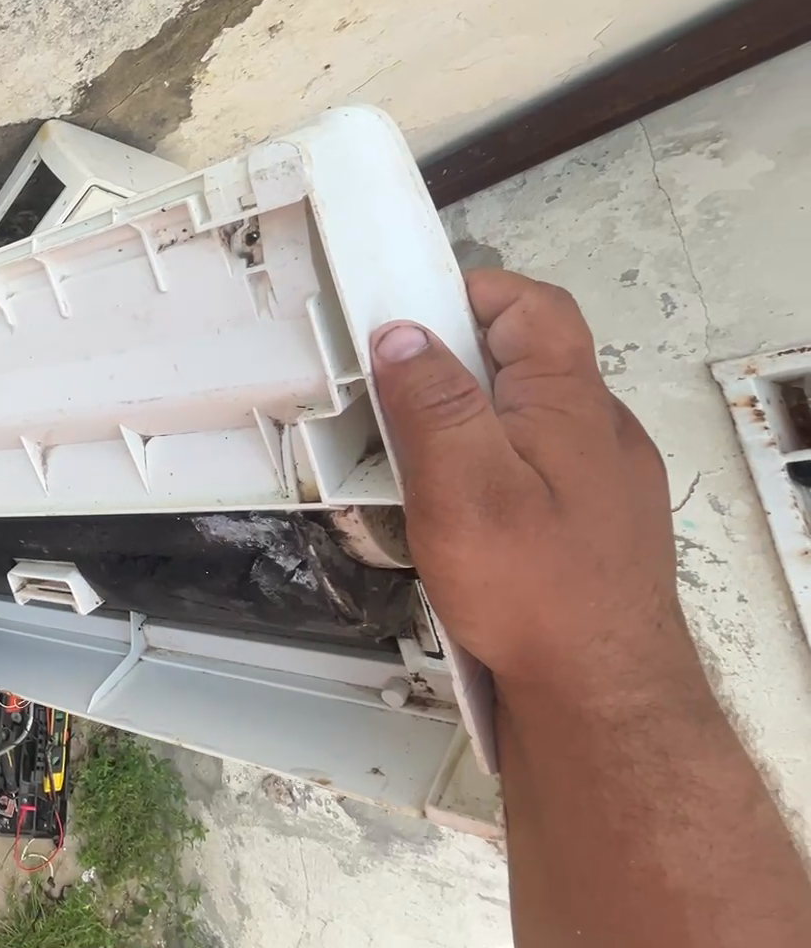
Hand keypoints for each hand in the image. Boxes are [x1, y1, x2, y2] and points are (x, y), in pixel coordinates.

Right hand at [368, 269, 690, 700]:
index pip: (532, 308)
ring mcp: (594, 471)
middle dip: (446, 359)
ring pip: (517, 409)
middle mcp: (592, 427)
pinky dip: (477, 452)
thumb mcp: (461, 485)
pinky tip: (447, 496)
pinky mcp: (583, 510)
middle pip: (520, 357)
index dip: (468, 292)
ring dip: (457, 411)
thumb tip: (401, 334)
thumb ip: (432, 404)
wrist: (594, 687)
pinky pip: (523, 454)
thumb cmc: (528, 585)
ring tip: (405, 451)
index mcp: (568, 405)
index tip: (402, 309)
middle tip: (384, 390)